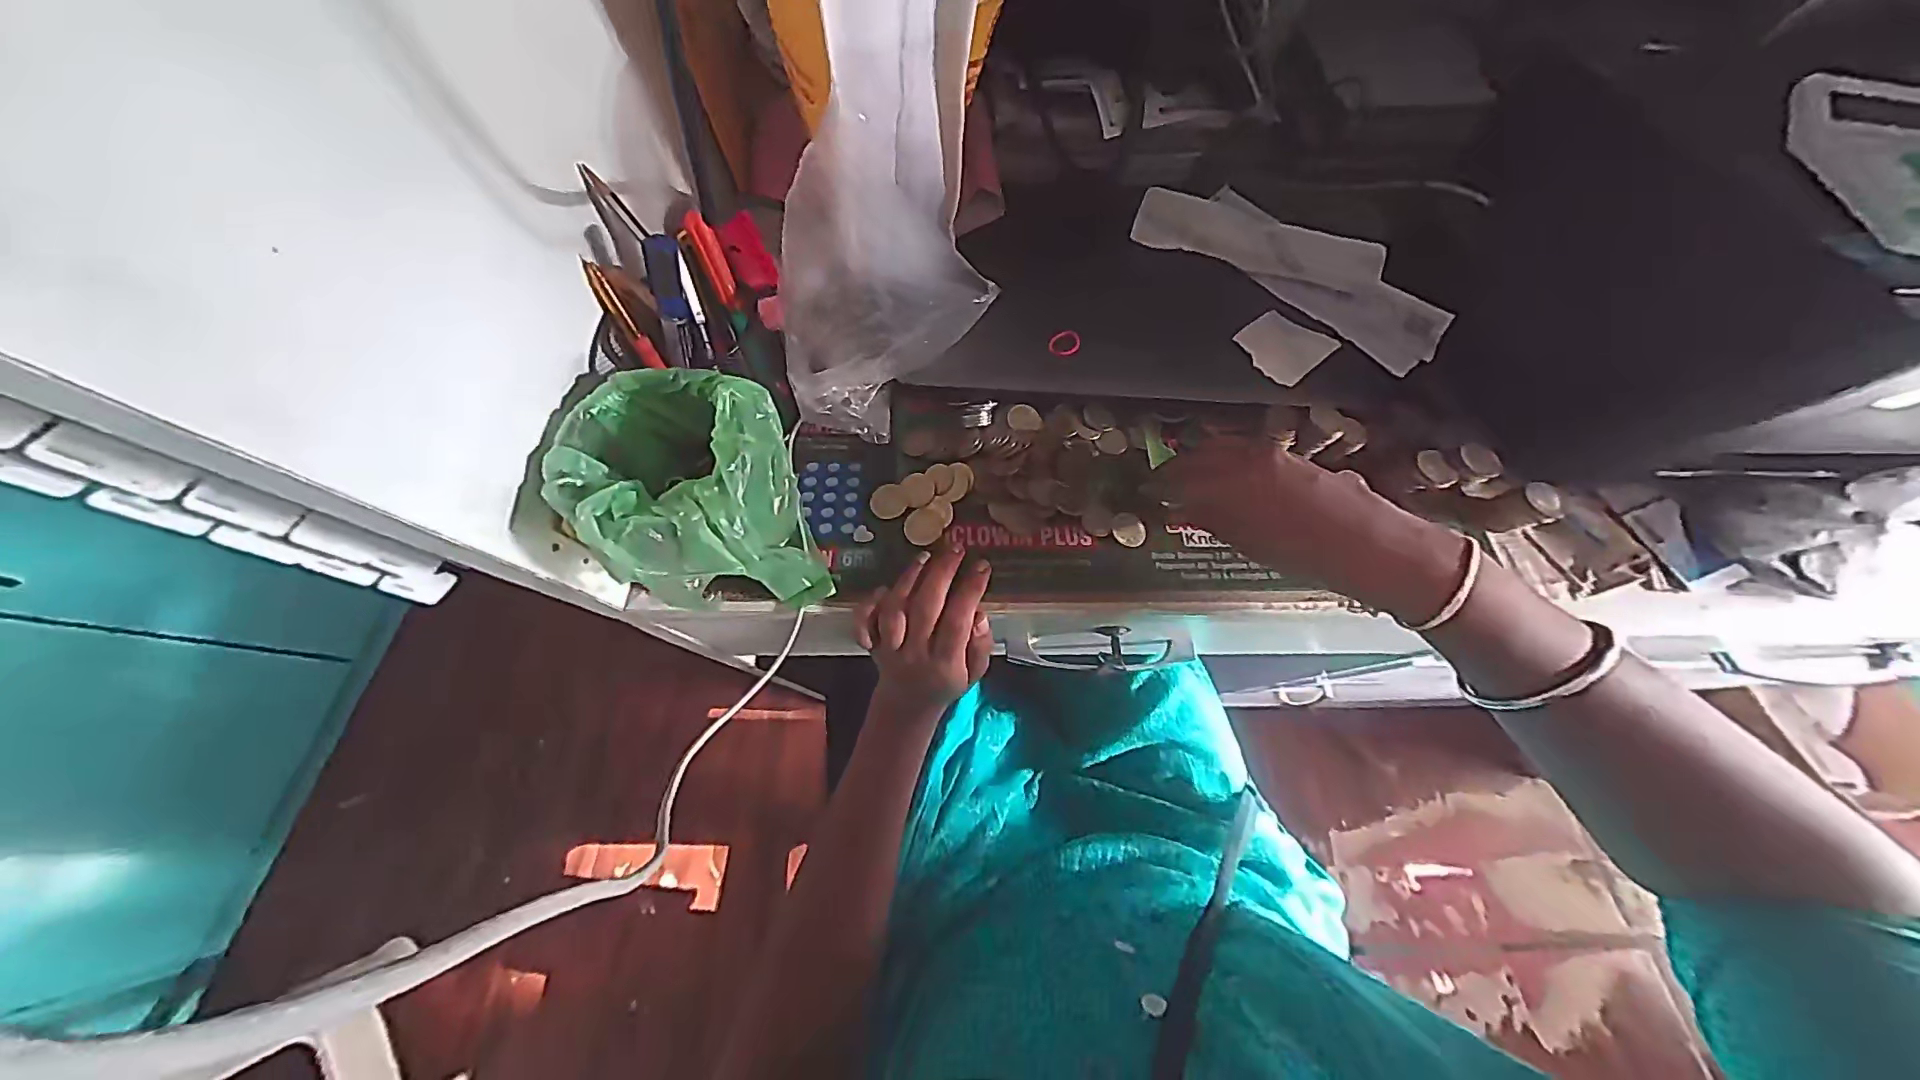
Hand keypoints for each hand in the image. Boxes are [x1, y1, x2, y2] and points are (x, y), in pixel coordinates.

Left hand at [854, 539, 993, 715]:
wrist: (906, 706)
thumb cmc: (946, 683)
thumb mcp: (974, 674)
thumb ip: (980, 646)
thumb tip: (979, 615)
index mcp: (945, 664)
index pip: (957, 622)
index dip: (970, 591)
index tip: (982, 566)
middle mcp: (914, 654)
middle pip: (925, 608)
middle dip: (941, 573)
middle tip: (956, 549)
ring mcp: (889, 649)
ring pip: (895, 609)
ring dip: (909, 579)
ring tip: (927, 556)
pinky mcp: (871, 644)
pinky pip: (864, 621)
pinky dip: (871, 601)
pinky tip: (886, 585)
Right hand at [1158, 434, 1467, 622]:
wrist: (1367, 545)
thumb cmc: (1305, 554)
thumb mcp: (1248, 541)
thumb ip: (1212, 518)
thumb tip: (1181, 508)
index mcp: (1232, 482)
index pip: (1181, 476)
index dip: (1160, 485)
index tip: (1148, 492)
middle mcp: (1249, 458)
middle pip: (1199, 454)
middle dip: (1177, 468)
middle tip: (1163, 484)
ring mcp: (1272, 453)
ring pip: (1223, 447)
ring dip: (1201, 460)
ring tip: (1189, 480)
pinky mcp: (1290, 456)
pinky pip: (1246, 450)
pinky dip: (1226, 459)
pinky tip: (1224, 476)